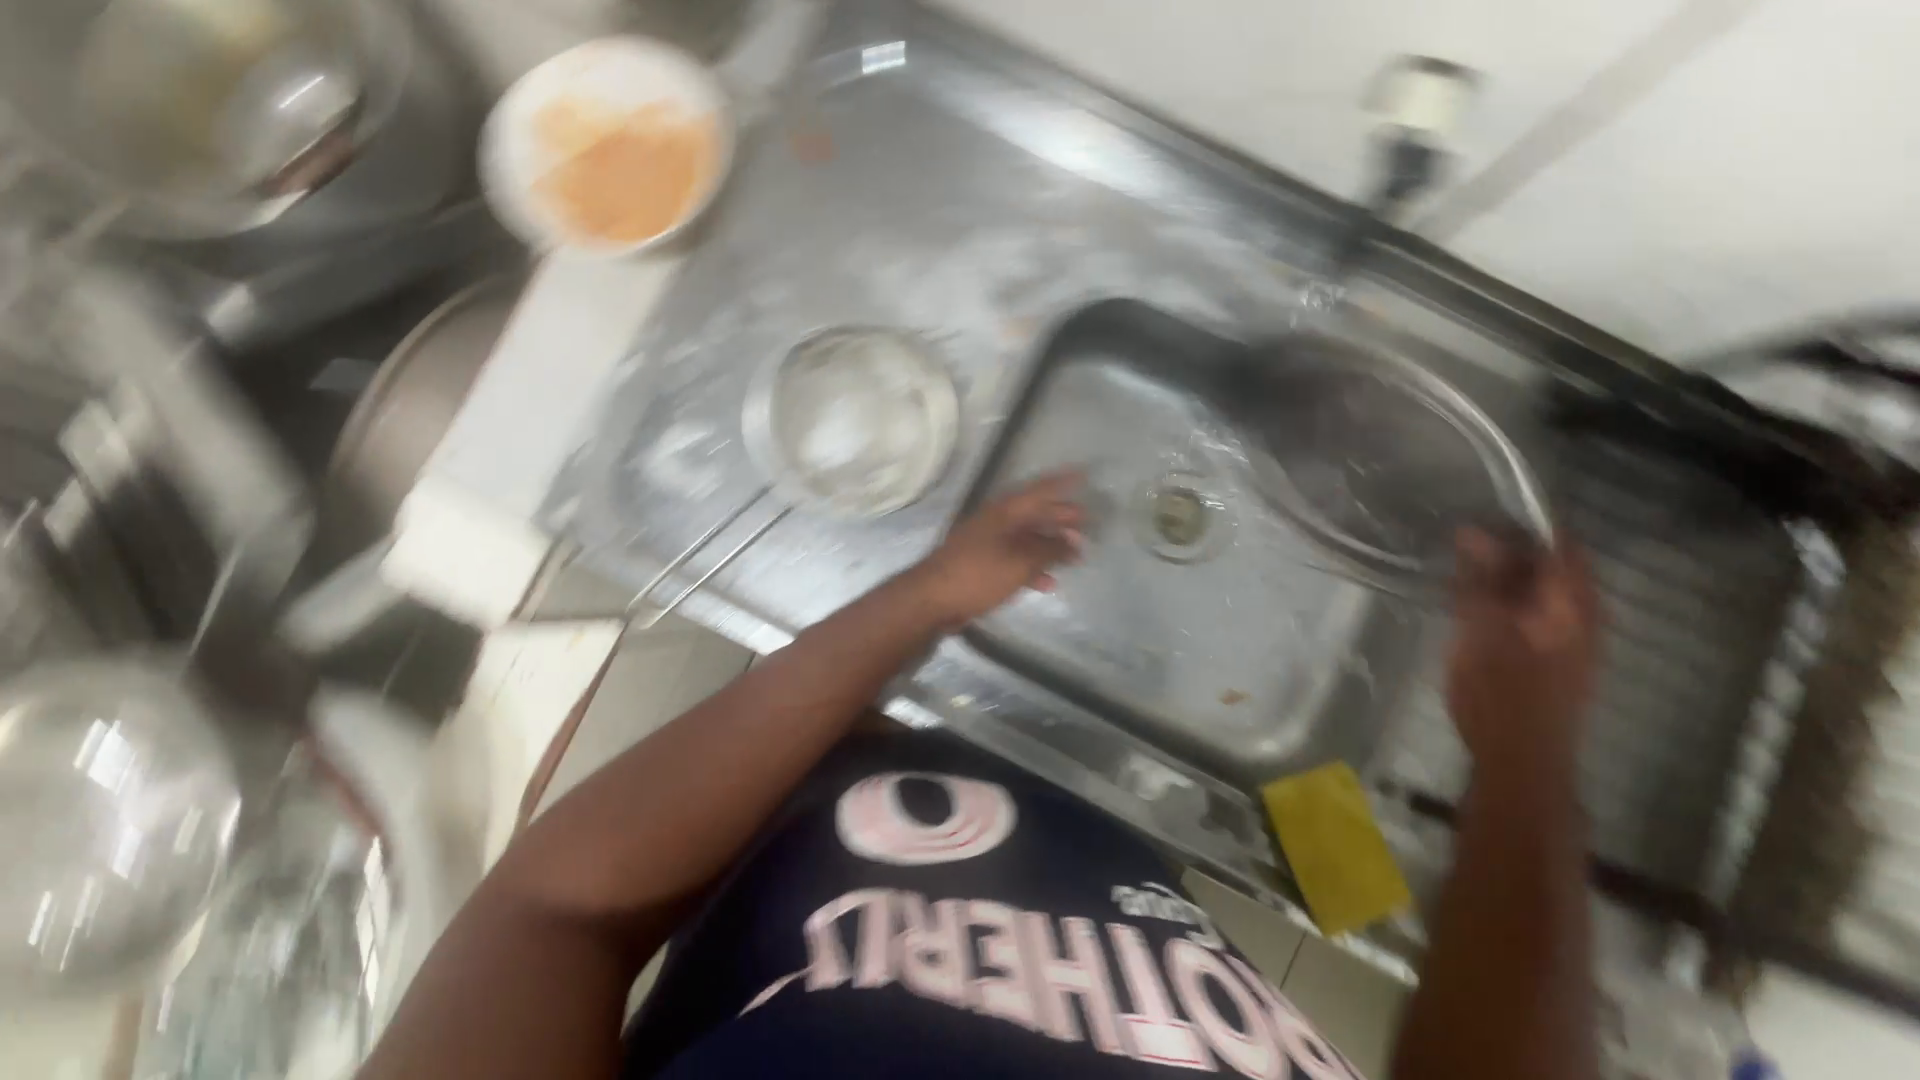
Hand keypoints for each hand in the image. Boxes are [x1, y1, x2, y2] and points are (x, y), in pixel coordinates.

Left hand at [904, 469, 1085, 626]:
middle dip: (1060, 516)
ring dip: (1049, 544)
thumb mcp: (1020, 561)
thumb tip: (1074, 540)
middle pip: (1034, 514)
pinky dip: (1032, 568)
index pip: (1039, 490)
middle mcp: (996, 522)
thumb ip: (1050, 549)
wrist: (932, 599)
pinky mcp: (982, 566)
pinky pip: (1015, 561)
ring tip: (1075, 554)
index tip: (1083, 475)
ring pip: (1026, 538)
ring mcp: (987, 544)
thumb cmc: (979, 573)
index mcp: (1005, 512)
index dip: (1061, 482)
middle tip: (1086, 520)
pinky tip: (1048, 582)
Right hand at [1447, 527, 1600, 782]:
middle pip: (1551, 564)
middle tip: (1462, 535)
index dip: (1523, 519)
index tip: (1483, 504)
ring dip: (1504, 575)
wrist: (1521, 763)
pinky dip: (1504, 599)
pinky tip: (1473, 603)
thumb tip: (1472, 532)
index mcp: (1573, 604)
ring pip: (1540, 589)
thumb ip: (1479, 581)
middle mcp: (1582, 616)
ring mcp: (1571, 639)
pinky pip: (1531, 612)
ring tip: (1461, 565)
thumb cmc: (1501, 695)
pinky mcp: (1552, 659)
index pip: (1559, 542)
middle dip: (1509, 547)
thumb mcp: (1481, 630)